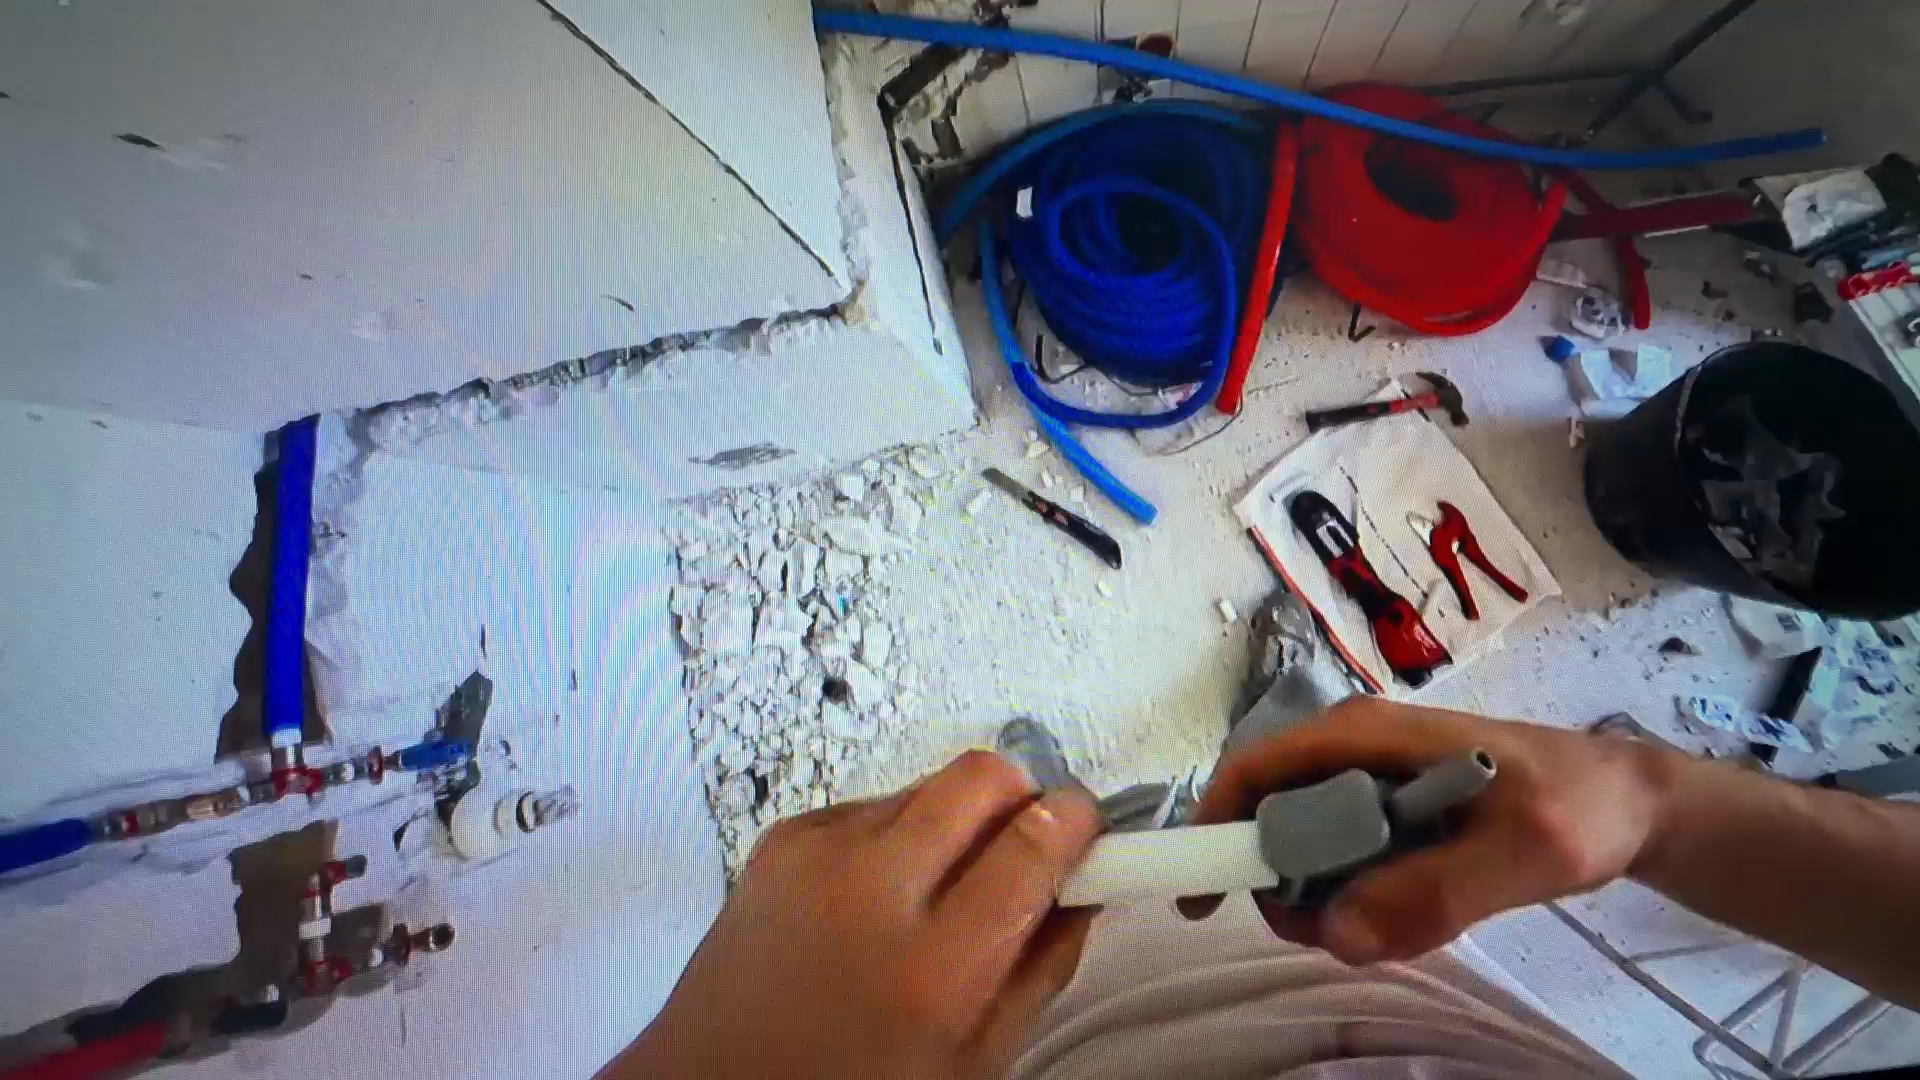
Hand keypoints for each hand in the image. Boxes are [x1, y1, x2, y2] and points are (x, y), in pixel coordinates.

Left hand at [615, 751, 1102, 1079]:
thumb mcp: (973, 1060)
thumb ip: (1042, 965)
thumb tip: (1084, 884)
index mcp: (933, 968)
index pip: (1031, 845)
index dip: (1076, 820)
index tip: (1087, 823)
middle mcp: (872, 888)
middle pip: (981, 775)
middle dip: (1021, 792)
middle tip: (1023, 835)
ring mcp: (819, 849)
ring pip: (928, 784)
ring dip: (955, 818)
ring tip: (937, 880)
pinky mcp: (785, 832)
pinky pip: (872, 803)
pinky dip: (896, 832)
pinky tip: (876, 890)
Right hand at [1183, 699, 1670, 964]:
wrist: (1626, 800)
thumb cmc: (1576, 804)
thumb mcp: (1525, 851)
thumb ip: (1434, 891)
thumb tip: (1336, 934)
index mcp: (1357, 733)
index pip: (1254, 768)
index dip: (1214, 821)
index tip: (1198, 891)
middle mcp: (1342, 748)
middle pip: (1269, 812)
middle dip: (1281, 879)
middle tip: (1326, 932)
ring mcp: (1357, 774)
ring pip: (1299, 841)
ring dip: (1322, 894)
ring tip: (1390, 924)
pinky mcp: (1375, 802)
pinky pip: (1335, 853)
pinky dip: (1353, 892)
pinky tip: (1410, 906)